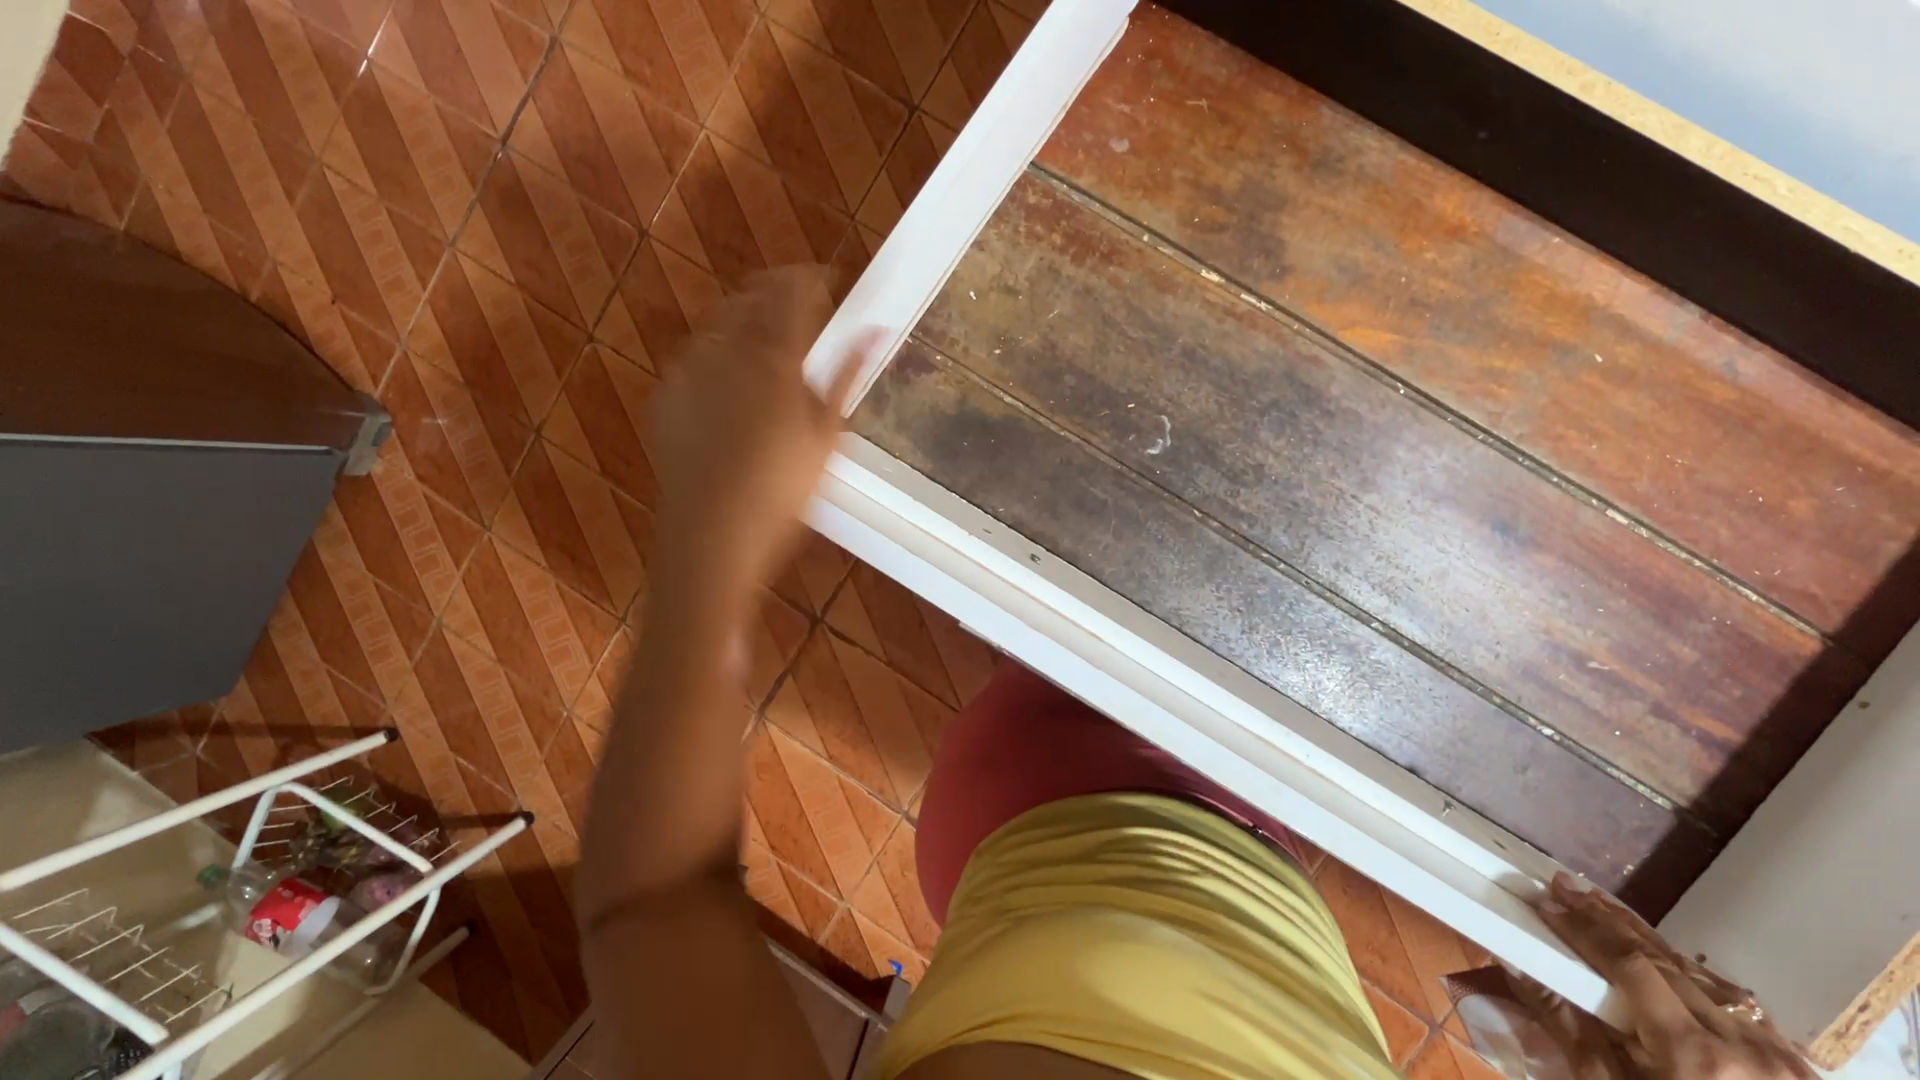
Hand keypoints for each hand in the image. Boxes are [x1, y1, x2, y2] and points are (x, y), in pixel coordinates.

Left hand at [649, 265, 867, 598]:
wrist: (711, 533)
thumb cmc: (782, 490)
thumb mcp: (827, 434)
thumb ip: (846, 374)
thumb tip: (876, 330)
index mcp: (775, 356)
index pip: (794, 292)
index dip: (812, 279)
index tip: (828, 281)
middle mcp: (728, 349)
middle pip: (752, 297)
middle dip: (776, 291)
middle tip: (799, 308)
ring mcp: (690, 369)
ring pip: (719, 323)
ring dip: (745, 319)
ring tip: (766, 342)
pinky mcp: (666, 394)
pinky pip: (694, 356)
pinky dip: (716, 353)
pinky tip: (728, 380)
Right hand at [1538, 874, 1813, 1079]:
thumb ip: (1571, 1032)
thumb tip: (1523, 970)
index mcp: (1691, 1053)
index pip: (1629, 967)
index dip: (1584, 931)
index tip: (1546, 902)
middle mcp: (1741, 1043)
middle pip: (1665, 961)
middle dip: (1610, 922)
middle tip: (1566, 886)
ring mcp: (1778, 1054)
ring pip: (1702, 977)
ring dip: (1647, 941)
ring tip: (1602, 908)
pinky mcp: (1795, 1065)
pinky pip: (1734, 1004)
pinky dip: (1691, 977)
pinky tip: (1664, 960)